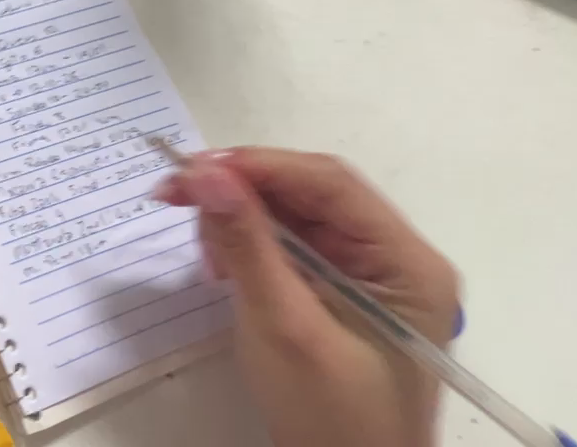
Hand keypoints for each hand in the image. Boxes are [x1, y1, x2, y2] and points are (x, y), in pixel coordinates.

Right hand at [153, 148, 459, 446]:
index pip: (327, 182)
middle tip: (172, 194)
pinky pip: (279, 236)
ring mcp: (361, 269)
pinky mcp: (331, 283)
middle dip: (235, 187)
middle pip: (303, 188)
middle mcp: (389, 254)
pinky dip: (239, 238)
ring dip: (231, 214)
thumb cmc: (329, 412)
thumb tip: (203, 170)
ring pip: (285, 208)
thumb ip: (245, 242)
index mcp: (404, 262)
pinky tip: (219, 263)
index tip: (189, 169)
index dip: (256, 165)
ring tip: (201, 249)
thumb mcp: (282, 323)